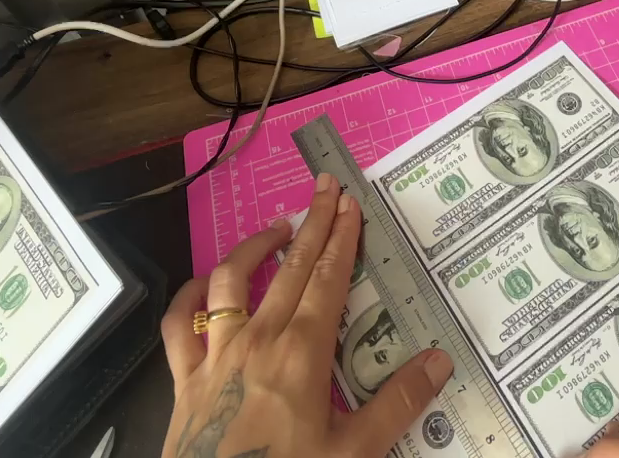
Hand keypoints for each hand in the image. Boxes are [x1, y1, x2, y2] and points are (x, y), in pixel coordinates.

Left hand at [160, 173, 452, 457]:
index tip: (350, 202)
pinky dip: (190, 297)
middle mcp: (258, 339)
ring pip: (233, 280)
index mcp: (302, 352)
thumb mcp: (353, 453)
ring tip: (278, 227)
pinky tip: (206, 283)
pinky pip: (179, 325)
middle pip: (290, 266)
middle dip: (313, 222)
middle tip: (326, 186)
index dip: (341, 236)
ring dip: (256, 246)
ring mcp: (216, 355)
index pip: (327, 277)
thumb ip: (396, 404)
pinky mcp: (184, 378)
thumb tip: (439, 360)